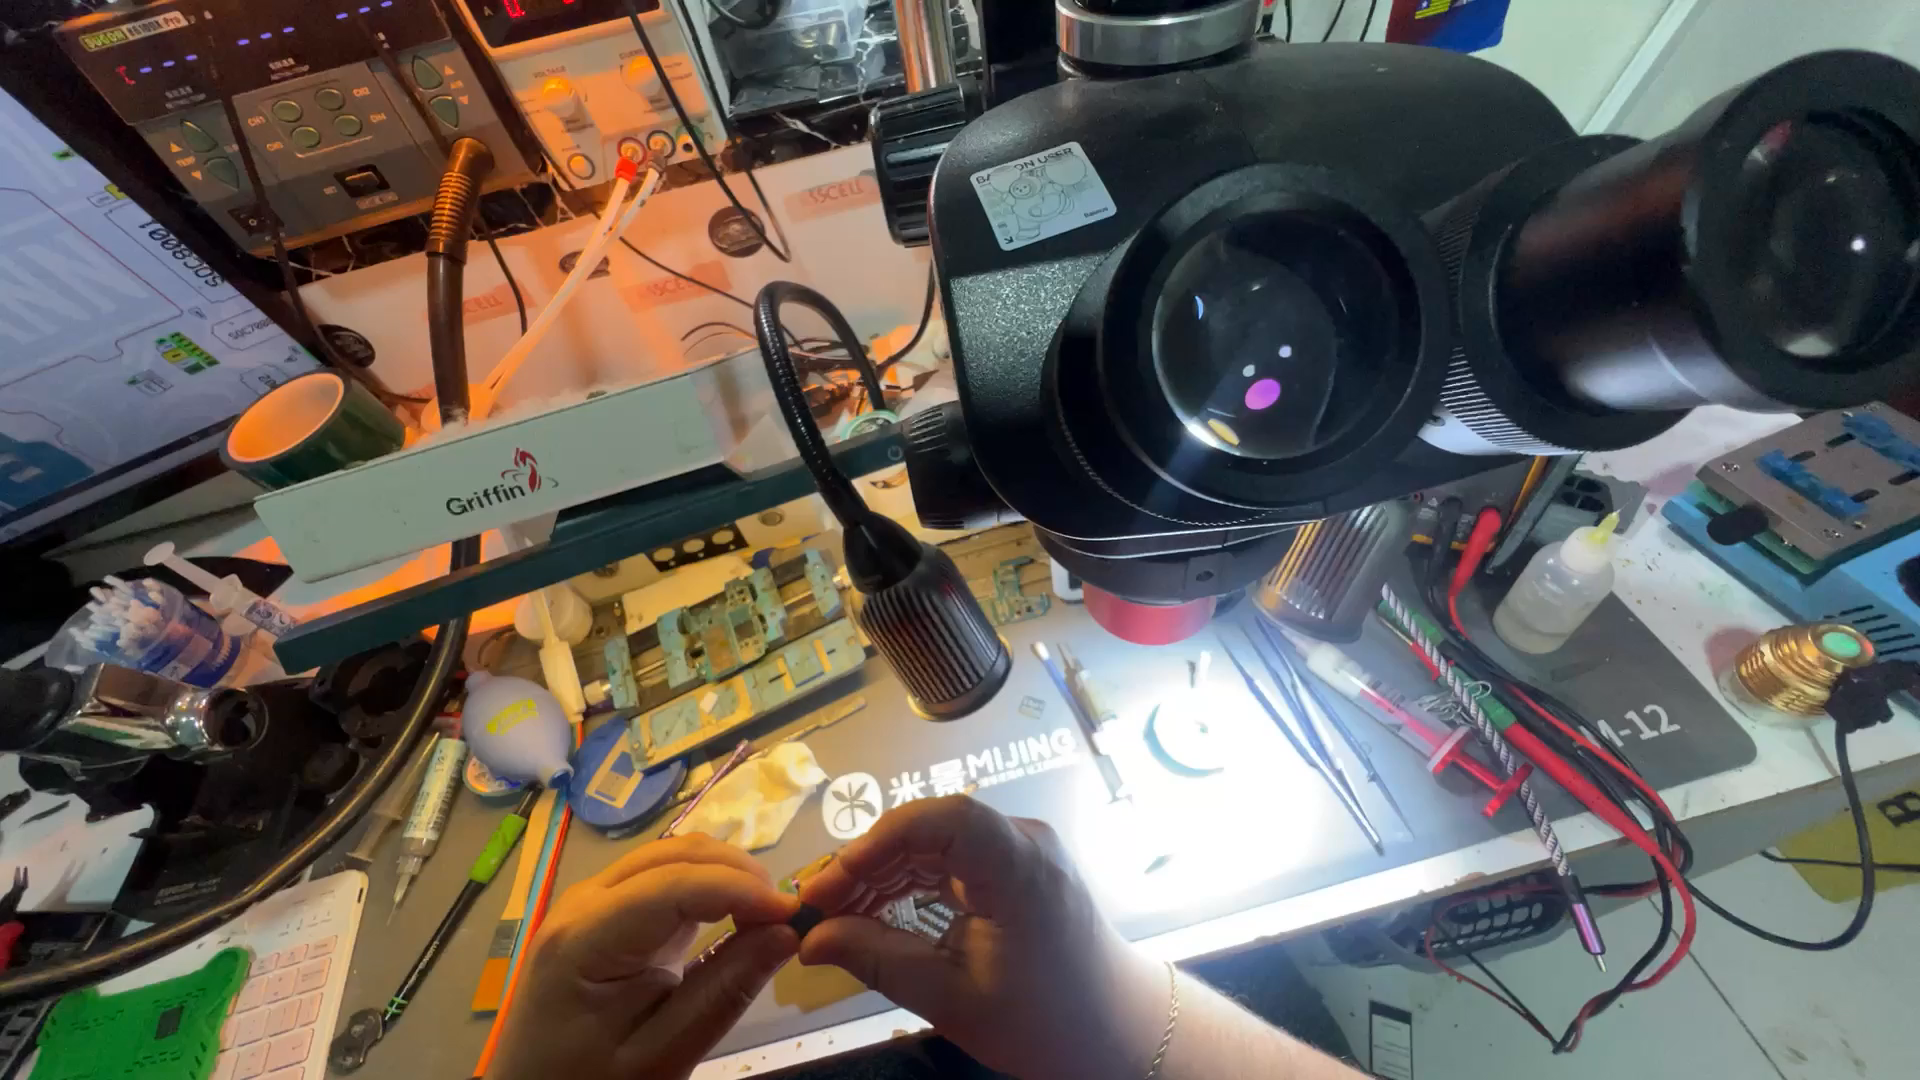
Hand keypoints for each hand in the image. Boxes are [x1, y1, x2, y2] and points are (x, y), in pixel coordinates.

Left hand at [485, 834, 800, 1079]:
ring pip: (676, 852)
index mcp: (584, 938)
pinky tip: (734, 910)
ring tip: (764, 913)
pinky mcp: (610, 906)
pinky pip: (668, 872)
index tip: (792, 912)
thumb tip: (787, 933)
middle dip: (738, 872)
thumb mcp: (659, 1060)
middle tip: (783, 914)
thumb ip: (723, 993)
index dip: (739, 888)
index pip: (674, 883)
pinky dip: (710, 882)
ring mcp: (594, 898)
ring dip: (727, 872)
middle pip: (677, 853)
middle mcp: (585, 900)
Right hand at [797, 796, 1167, 1079]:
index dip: (882, 839)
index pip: (945, 819)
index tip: (835, 879)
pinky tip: (875, 909)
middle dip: (870, 861)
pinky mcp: (1011, 862)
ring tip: (835, 913)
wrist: (1116, 1030)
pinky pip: (950, 857)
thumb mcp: (953, 998)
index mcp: (1019, 865)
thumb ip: (879, 960)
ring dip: (884, 872)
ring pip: (934, 840)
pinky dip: (910, 880)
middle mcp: (1020, 839)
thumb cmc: (1044, 1021)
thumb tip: (812, 941)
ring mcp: (1017, 847)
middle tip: (818, 904)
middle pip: (931, 827)